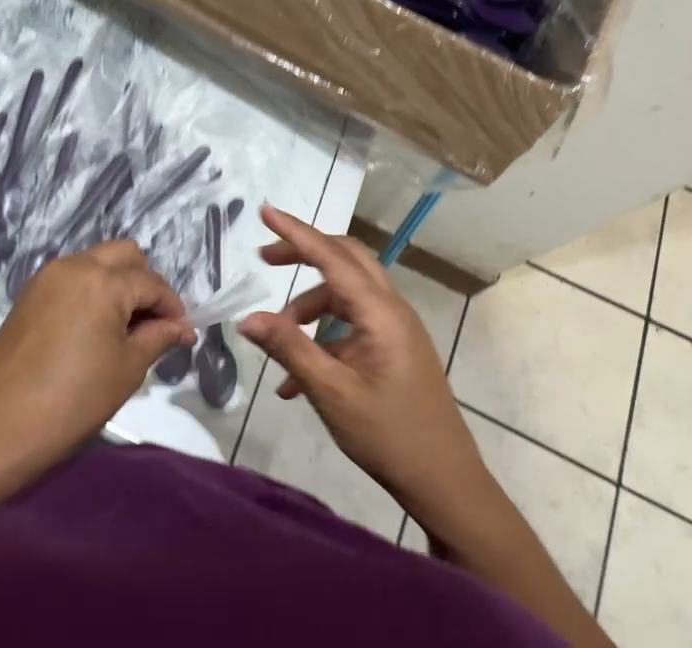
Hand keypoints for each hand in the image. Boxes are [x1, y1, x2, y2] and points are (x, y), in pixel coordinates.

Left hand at [0, 241, 195, 471]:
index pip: (151, 283)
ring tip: (126, 329)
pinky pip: (72, 278)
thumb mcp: (127, 369)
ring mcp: (46, 277)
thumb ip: (158, 338)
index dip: (172, 307)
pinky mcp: (29, 294)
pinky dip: (91, 291)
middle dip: (145, 283)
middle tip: (154, 324)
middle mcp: (74, 266)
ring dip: (118, 284)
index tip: (183, 334)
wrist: (0, 424)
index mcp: (102, 281)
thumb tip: (183, 328)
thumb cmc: (74, 400)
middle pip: (124, 255)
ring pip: (96, 262)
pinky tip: (95, 328)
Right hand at [237, 205, 486, 513]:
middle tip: (265, 258)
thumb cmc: (388, 434)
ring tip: (276, 336)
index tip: (266, 210)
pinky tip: (295, 380)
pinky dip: (321, 337)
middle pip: (345, 260)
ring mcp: (395, 329)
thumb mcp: (331, 392)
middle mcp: (391, 310)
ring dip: (307, 306)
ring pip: (345, 294)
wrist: (443, 481)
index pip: (332, 257)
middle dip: (304, 253)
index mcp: (380, 313)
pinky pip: (351, 325)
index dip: (297, 232)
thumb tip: (248, 318)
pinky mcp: (393, 349)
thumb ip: (289, 348)